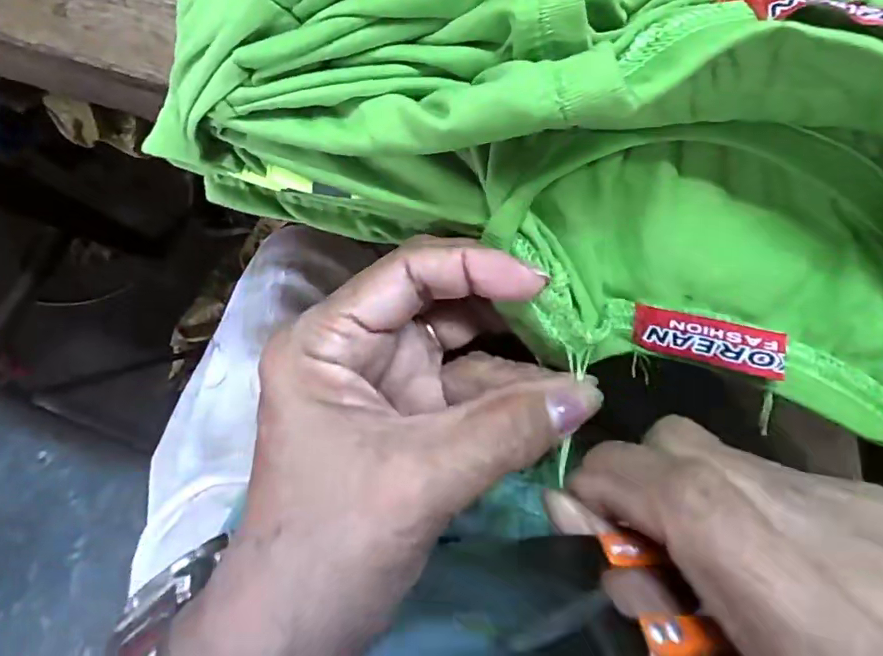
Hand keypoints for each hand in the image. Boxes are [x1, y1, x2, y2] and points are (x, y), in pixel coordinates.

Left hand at [176, 237, 603, 655]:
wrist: (293, 639)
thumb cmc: (329, 546)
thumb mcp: (418, 480)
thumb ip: (506, 431)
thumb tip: (589, 394)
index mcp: (330, 337)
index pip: (409, 271)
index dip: (475, 265)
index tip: (538, 282)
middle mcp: (360, 344)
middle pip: (442, 299)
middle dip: (504, 305)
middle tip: (565, 312)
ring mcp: (391, 379)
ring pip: (464, 342)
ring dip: (519, 350)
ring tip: (575, 352)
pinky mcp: (417, 415)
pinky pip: (474, 387)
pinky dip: (516, 393)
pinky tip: (560, 398)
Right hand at [547, 416, 882, 655]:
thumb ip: (646, 600)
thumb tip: (572, 508)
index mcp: (798, 603)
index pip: (675, 482)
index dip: (608, 481)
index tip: (586, 511)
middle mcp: (841, 530)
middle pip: (694, 445)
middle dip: (647, 481)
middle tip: (651, 544)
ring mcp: (877, 509)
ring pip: (739, 456)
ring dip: (708, 496)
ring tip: (732, 568)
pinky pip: (795, 481)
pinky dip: (768, 511)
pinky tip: (795, 570)